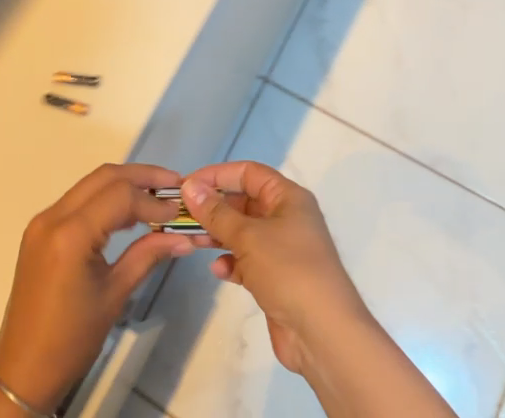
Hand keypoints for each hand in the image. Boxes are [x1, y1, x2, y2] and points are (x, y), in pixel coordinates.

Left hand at [0, 164, 195, 411]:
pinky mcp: (40, 231)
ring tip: (157, 196)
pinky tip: (128, 214)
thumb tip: (184, 237)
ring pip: (90, 184)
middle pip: (104, 177)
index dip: (153, 199)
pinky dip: (105, 199)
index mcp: (70, 235)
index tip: (179, 212)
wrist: (24, 369)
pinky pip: (77, 201)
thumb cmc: (72, 338)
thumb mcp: (115, 294)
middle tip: (175, 185)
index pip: (120, 195)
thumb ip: (148, 255)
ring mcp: (42, 222)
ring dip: (124, 184)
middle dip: (142, 176)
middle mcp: (52, 217)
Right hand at [180, 162, 370, 376]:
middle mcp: (287, 218)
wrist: (322, 331)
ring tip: (191, 242)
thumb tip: (191, 188)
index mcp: (288, 198)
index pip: (248, 173)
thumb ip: (217, 213)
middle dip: (214, 207)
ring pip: (243, 232)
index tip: (187, 185)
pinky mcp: (277, 278)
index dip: (217, 175)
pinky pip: (248, 261)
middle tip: (182, 216)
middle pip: (244, 202)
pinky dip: (232, 263)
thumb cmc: (288, 270)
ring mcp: (283, 249)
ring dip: (218, 235)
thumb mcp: (248, 236)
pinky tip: (219, 271)